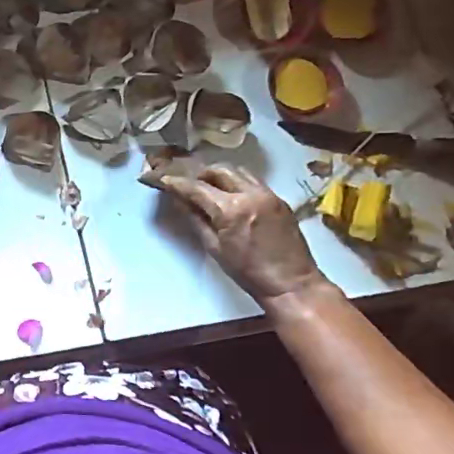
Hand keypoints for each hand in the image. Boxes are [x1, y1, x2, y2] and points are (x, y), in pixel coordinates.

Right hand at [155, 164, 332, 304]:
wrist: (291, 282)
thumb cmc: (246, 270)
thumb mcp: (213, 246)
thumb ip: (195, 218)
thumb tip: (179, 201)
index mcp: (231, 209)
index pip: (196, 187)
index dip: (176, 183)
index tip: (161, 180)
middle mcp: (251, 195)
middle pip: (219, 170)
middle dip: (199, 174)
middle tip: (187, 185)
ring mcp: (268, 195)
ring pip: (238, 172)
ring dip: (219, 175)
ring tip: (208, 188)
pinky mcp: (280, 200)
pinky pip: (253, 182)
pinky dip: (236, 183)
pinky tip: (230, 197)